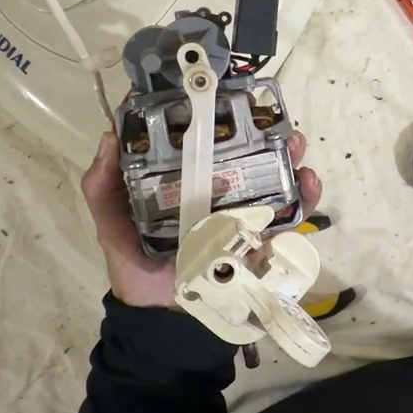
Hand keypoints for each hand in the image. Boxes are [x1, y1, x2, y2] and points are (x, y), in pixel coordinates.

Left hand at [81, 130, 322, 308]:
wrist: (163, 320)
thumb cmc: (136, 266)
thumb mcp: (113, 222)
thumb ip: (105, 185)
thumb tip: (110, 134)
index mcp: (185, 179)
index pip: (204, 138)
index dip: (218, 113)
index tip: (223, 92)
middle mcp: (219, 187)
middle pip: (248, 150)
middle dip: (265, 130)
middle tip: (271, 117)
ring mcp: (244, 212)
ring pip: (275, 174)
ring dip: (289, 155)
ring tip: (294, 145)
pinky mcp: (263, 237)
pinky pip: (290, 214)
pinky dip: (305, 196)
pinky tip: (308, 182)